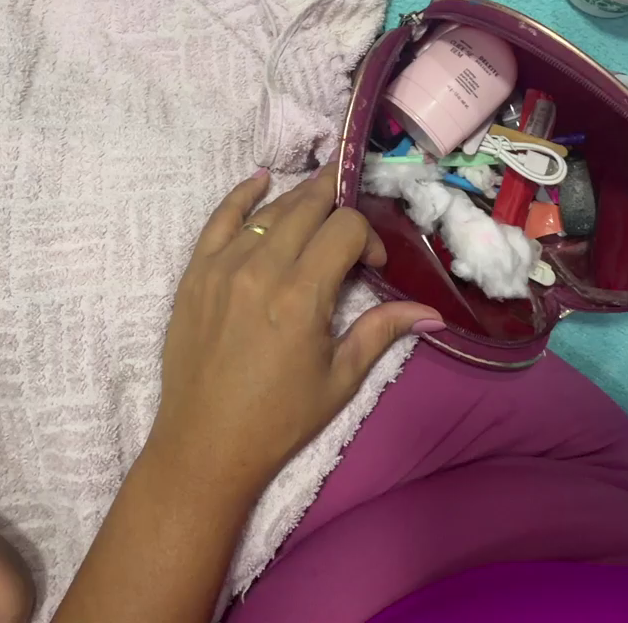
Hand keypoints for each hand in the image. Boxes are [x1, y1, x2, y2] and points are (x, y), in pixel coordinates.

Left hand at [147, 169, 443, 500]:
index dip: (368, 237)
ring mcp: (222, 266)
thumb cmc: (279, 419)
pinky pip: (219, 218)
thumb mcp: (340, 380)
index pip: (345, 229)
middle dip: (338, 201)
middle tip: (351, 215)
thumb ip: (382, 331)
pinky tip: (262, 179)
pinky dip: (242, 194)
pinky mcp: (195, 273)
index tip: (371, 265)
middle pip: (308, 206)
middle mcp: (261, 269)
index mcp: (301, 296)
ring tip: (322, 199)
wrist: (204, 447)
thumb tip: (432, 311)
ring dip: (300, 200)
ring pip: (270, 210)